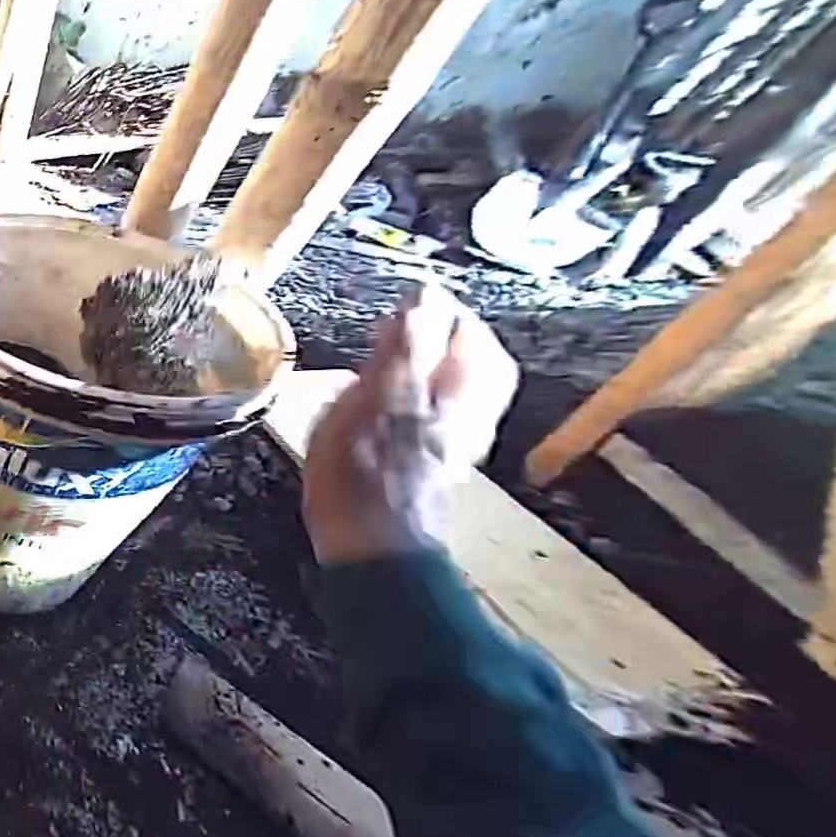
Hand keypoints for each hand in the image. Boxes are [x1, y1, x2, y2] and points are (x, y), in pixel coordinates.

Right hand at [302, 285, 518, 567]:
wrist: (371, 543)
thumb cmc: (363, 471)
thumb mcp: (374, 400)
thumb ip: (401, 350)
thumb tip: (421, 301)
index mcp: (454, 393)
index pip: (459, 332)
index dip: (436, 308)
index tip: (410, 293)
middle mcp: (464, 413)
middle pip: (472, 361)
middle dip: (448, 335)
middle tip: (415, 318)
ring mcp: (450, 440)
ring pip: (458, 388)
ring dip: (436, 363)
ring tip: (404, 353)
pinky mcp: (429, 461)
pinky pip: (438, 413)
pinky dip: (420, 394)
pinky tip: (394, 399)